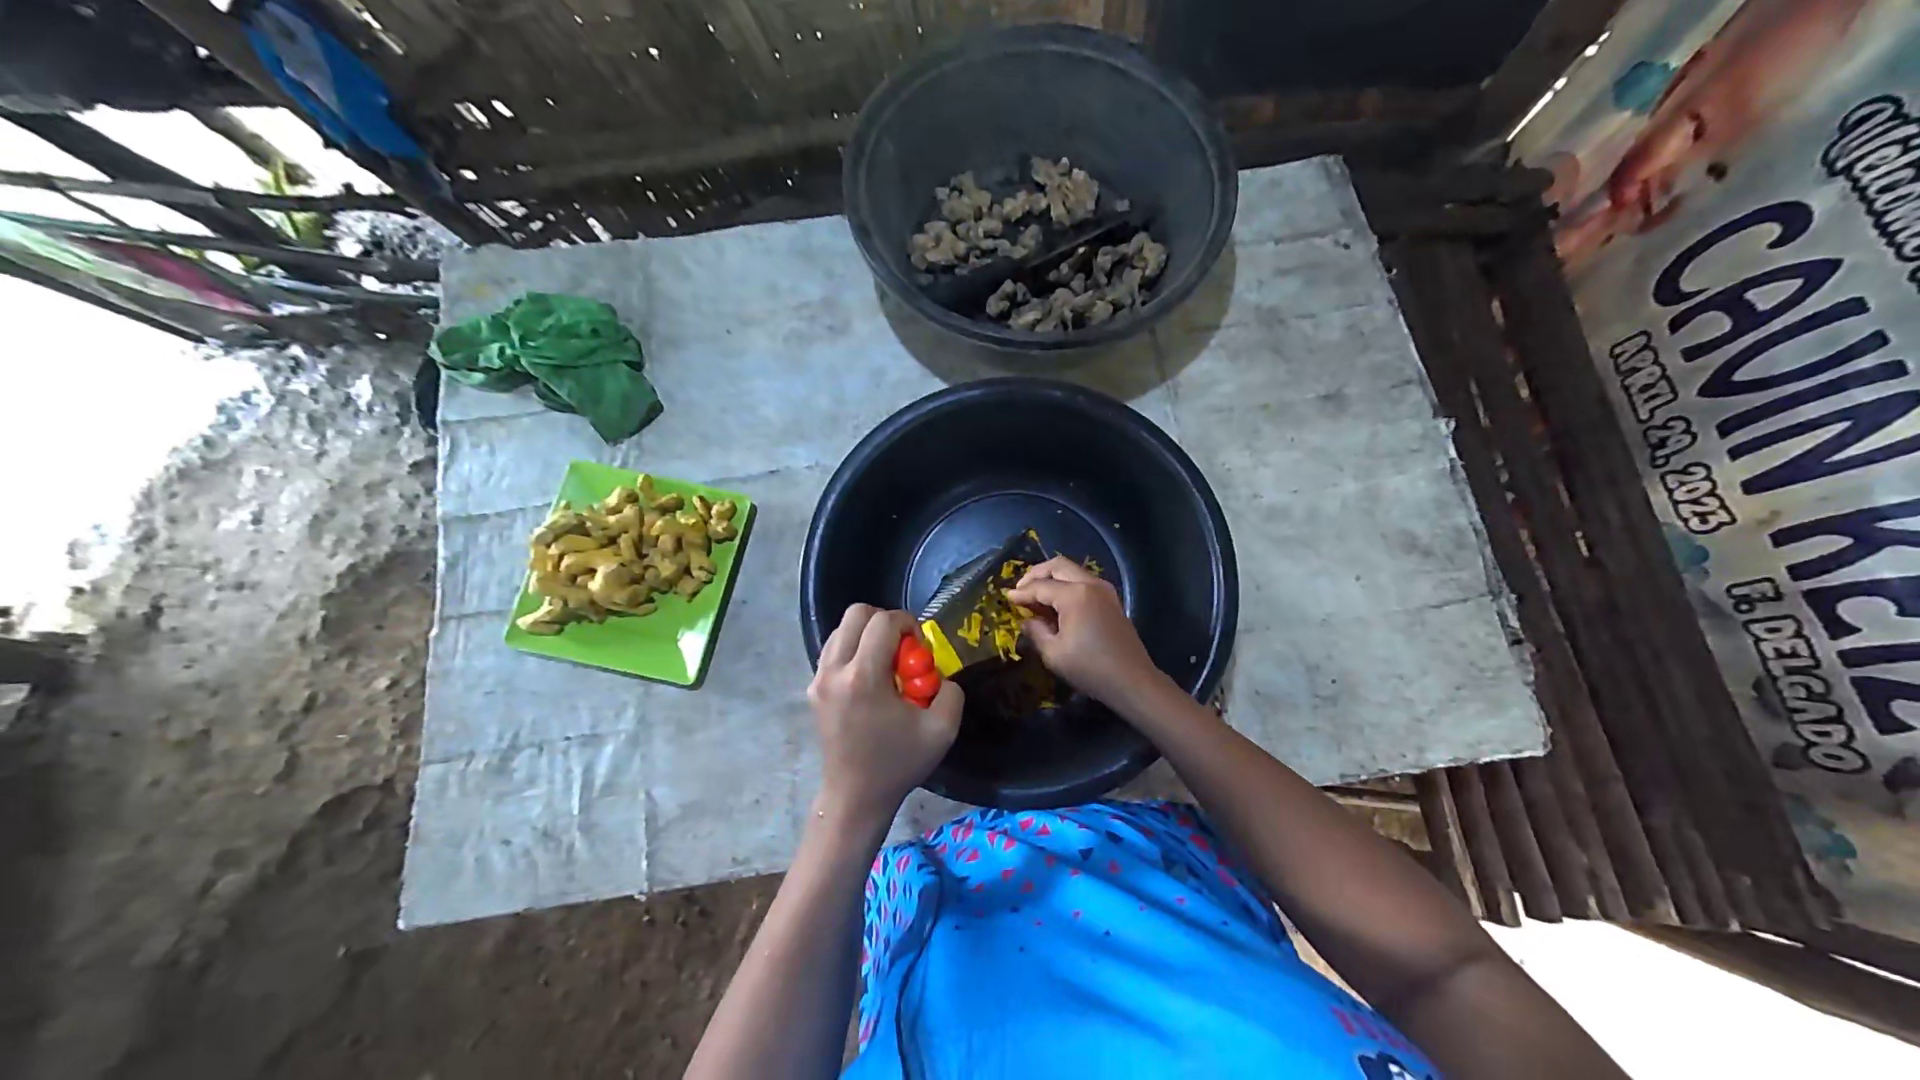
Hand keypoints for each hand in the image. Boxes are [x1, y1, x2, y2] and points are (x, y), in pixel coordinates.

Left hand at [808, 604, 962, 827]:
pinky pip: (833, 649)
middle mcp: (834, 671)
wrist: (855, 796)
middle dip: (885, 621)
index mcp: (863, 677)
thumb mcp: (942, 730)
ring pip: (841, 629)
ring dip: (867, 635)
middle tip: (902, 648)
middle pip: (856, 614)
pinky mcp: (813, 689)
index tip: (919, 647)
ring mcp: (818, 679)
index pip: (883, 622)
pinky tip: (870, 677)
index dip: (908, 623)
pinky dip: (854, 650)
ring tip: (885, 663)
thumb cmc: (898, 763)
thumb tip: (938, 672)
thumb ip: (950, 692)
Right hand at [1006, 556, 1166, 704]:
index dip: (1021, 593)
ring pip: (1073, 571)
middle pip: (1058, 566)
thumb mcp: (1054, 653)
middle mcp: (1090, 584)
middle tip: (1021, 588)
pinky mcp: (1112, 600)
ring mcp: (1105, 590)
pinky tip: (1057, 602)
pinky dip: (1067, 585)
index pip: (1040, 586)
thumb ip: (1036, 631)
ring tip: (1036, 594)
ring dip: (1053, 578)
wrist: (1133, 681)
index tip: (1007, 598)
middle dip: (1036, 574)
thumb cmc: (1090, 669)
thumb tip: (1027, 620)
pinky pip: (1084, 582)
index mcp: (1075, 595)